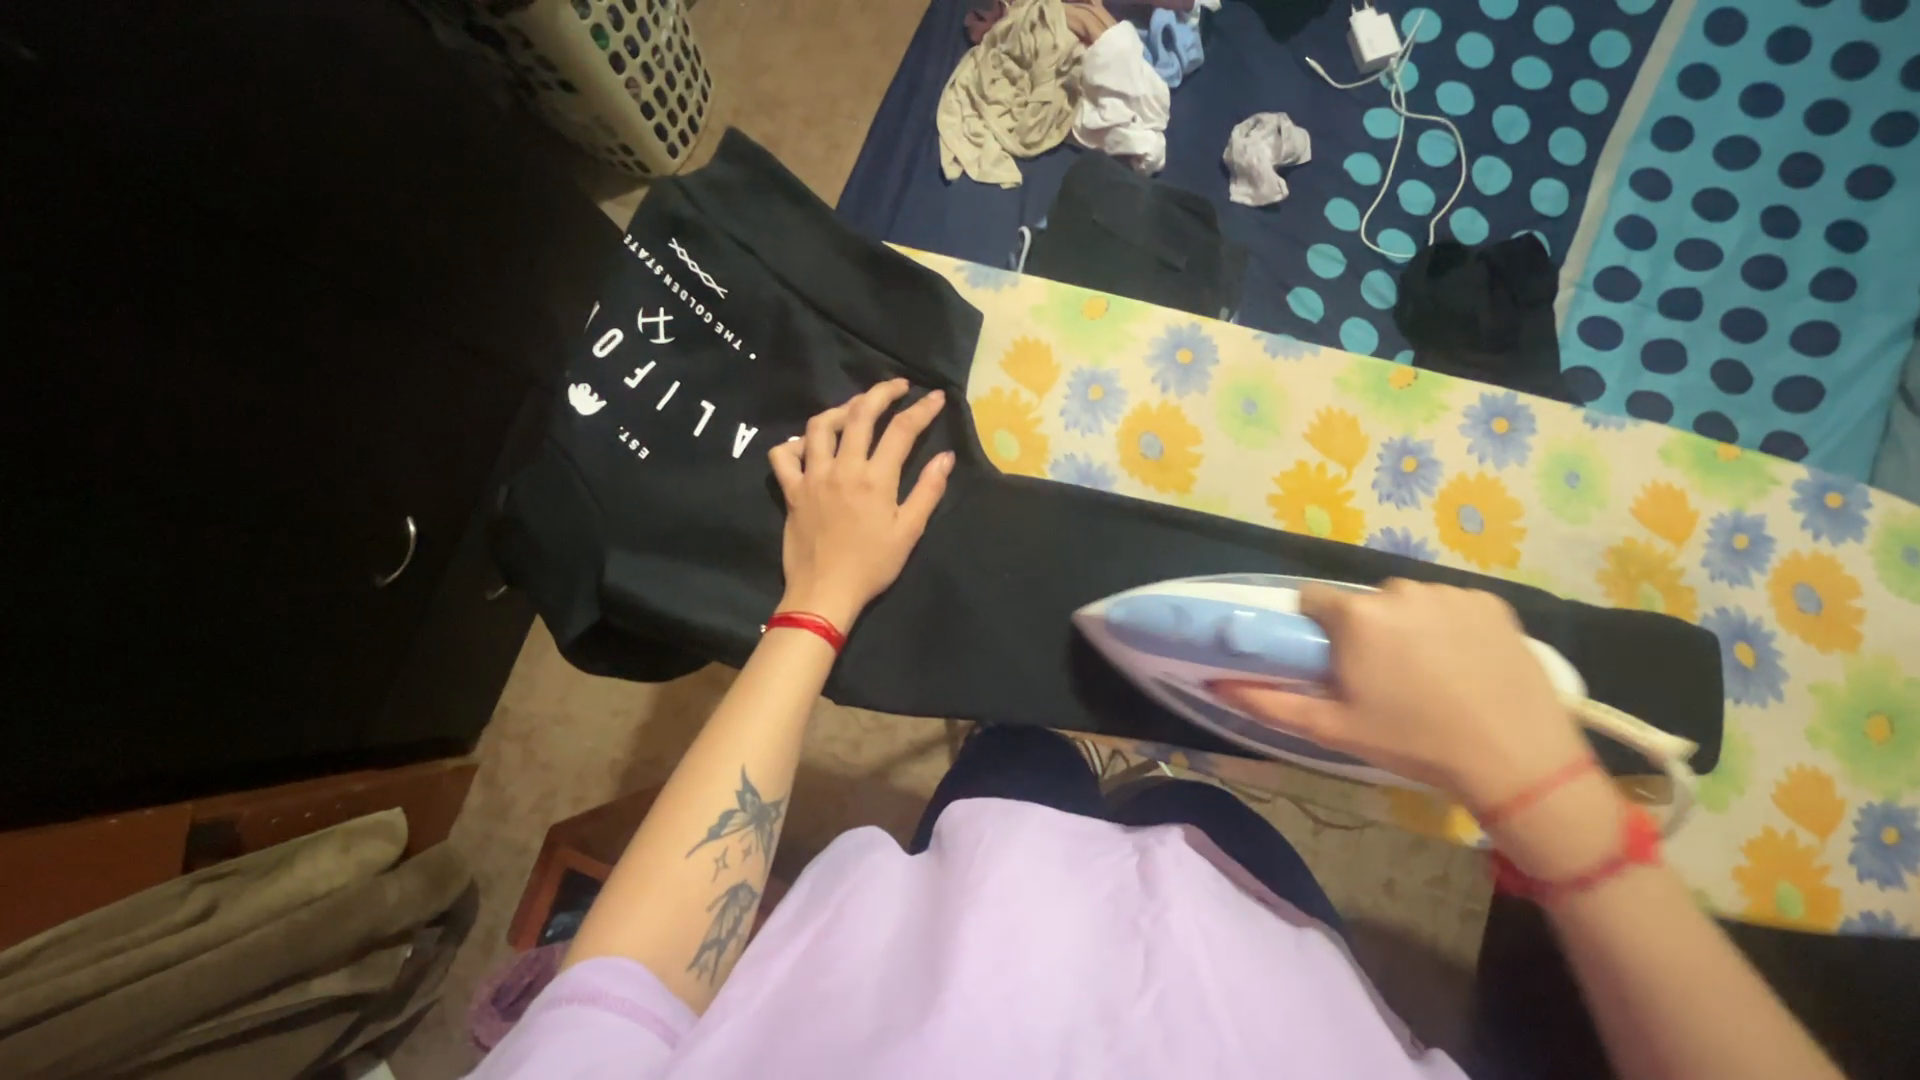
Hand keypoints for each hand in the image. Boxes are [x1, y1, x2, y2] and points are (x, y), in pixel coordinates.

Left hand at [766, 380, 953, 630]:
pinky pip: (784, 455)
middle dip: (881, 392)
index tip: (935, 397)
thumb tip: (946, 457)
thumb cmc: (872, 566)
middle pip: (860, 414)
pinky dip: (794, 443)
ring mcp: (812, 476)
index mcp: (875, 478)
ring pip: (820, 426)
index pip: (902, 430)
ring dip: (840, 409)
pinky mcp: (791, 490)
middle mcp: (842, 468)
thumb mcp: (908, 532)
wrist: (824, 593)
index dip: (922, 409)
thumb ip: (928, 491)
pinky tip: (808, 444)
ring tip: (855, 409)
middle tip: (897, 386)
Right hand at [1211, 581, 1592, 811]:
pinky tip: (1464, 663)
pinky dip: (1449, 626)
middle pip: (1362, 603)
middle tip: (1383, 677)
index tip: (1332, 662)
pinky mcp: (1491, 602)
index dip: (1315, 630)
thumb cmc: (1413, 742)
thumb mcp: (1332, 728)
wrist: (1517, 759)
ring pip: (1407, 603)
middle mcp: (1399, 591)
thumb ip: (1268, 702)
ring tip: (1429, 673)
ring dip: (1407, 627)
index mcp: (1355, 615)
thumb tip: (1217, 684)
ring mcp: (1449, 592)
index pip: (1312, 600)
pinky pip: (1450, 605)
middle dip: (1364, 631)